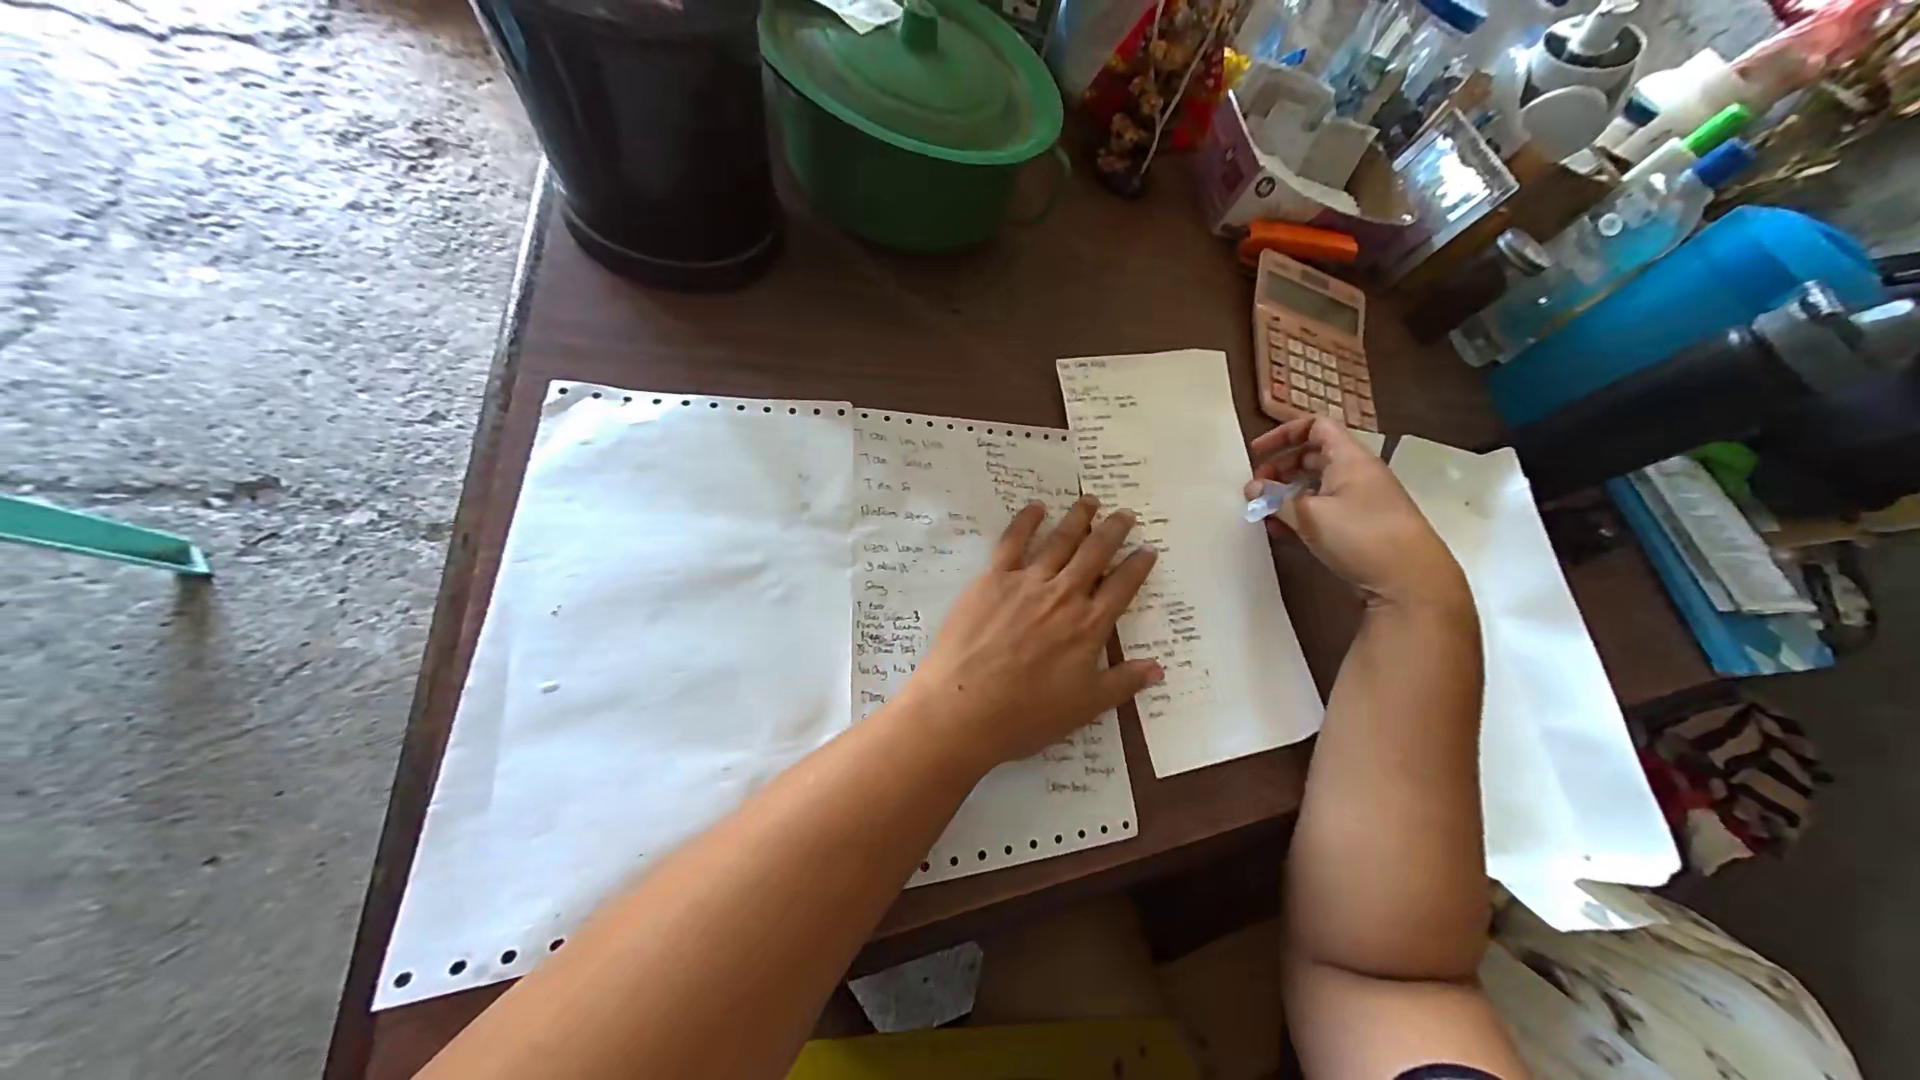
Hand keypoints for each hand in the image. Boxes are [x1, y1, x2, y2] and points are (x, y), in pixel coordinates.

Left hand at [895, 496, 1161, 771]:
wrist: (965, 707)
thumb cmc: (1027, 714)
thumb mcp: (1085, 706)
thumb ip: (1123, 683)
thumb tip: (1158, 669)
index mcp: (1089, 625)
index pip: (1123, 587)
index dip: (1138, 566)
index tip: (1148, 549)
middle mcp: (1063, 595)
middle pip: (1095, 554)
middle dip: (1114, 531)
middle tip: (1125, 514)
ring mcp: (1027, 583)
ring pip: (1059, 541)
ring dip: (1078, 518)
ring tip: (1090, 501)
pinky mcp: (992, 579)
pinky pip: (1012, 542)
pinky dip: (1026, 521)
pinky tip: (1036, 507)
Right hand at [1249, 417, 1468, 610]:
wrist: (1411, 580)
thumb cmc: (1361, 536)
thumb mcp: (1310, 515)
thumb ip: (1276, 499)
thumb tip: (1252, 489)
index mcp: (1349, 459)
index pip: (1315, 427)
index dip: (1284, 434)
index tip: (1257, 453)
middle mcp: (1355, 473)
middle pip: (1311, 456)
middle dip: (1279, 468)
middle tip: (1255, 489)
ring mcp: (1359, 499)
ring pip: (1314, 485)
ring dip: (1286, 495)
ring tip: (1264, 514)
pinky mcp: (1359, 525)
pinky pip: (1322, 509)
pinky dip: (1299, 514)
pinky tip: (1282, 532)